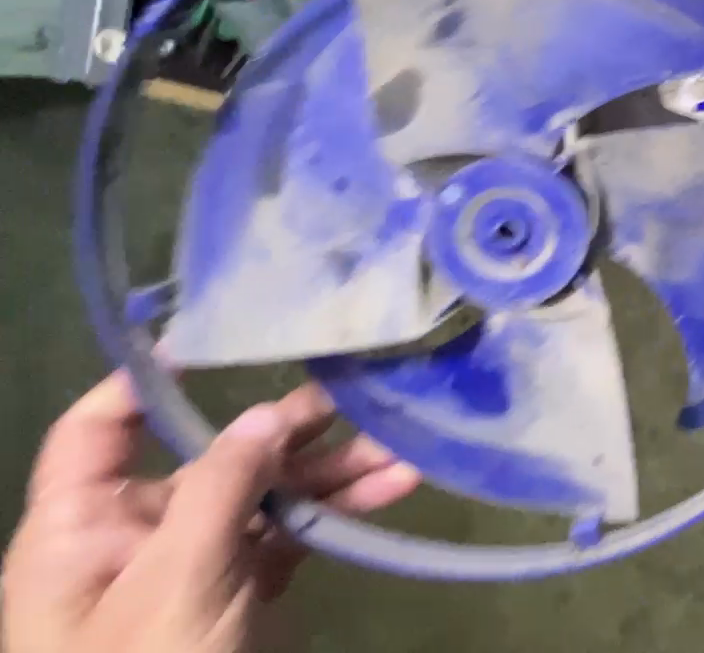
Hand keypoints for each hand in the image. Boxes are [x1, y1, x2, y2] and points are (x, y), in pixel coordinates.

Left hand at [3, 373, 419, 652]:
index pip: (98, 432)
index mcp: (88, 525)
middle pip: (222, 452)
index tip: (214, 336)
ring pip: (277, 486)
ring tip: (403, 452)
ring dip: (341, 468)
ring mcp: (205, 549)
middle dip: (297, 430)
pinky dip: (349, 505)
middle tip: (361, 403)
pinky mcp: (251, 572)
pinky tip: (398, 487)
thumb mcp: (174, 581)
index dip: (142, 381)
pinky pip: (303, 523)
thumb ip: (221, 489)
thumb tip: (269, 411)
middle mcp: (146, 525)